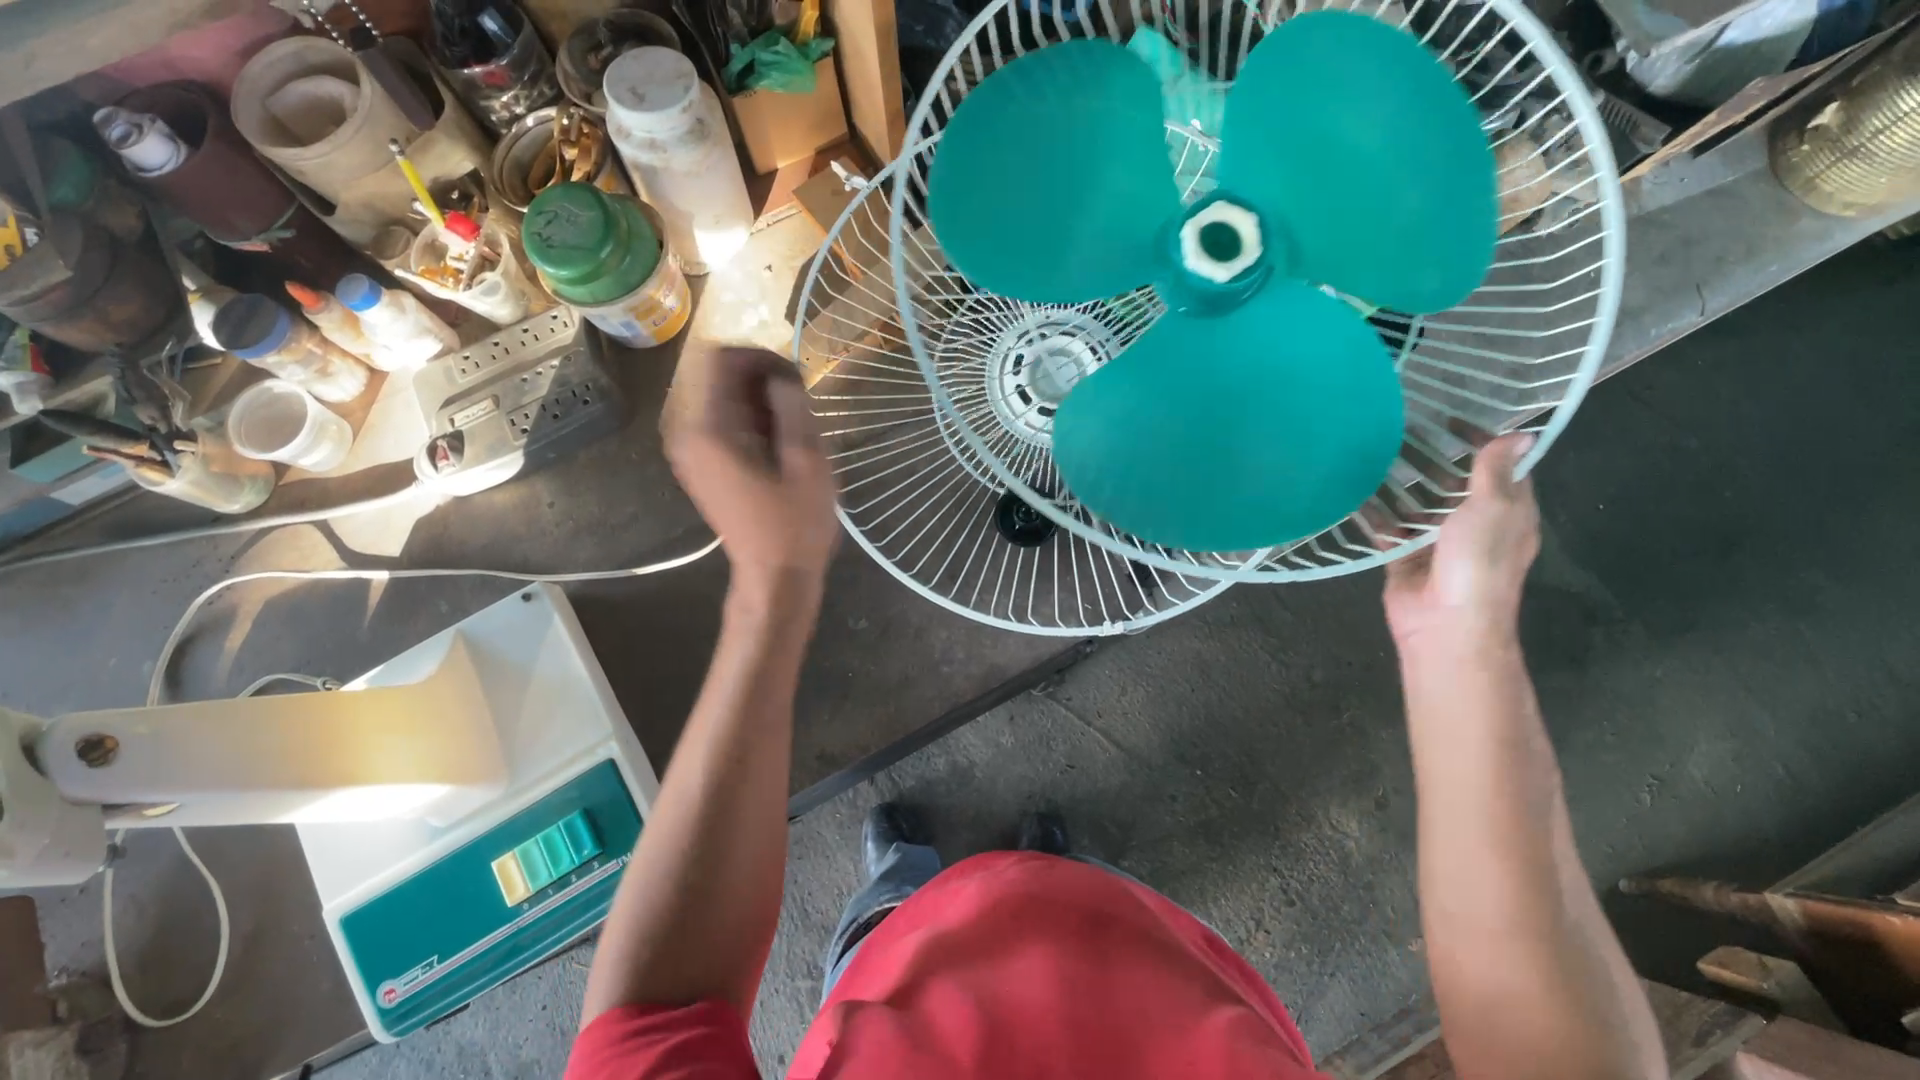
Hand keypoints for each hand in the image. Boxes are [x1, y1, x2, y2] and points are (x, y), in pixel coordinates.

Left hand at [667, 347, 837, 596]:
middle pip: (721, 376)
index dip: (762, 356)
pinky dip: (752, 422)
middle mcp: (688, 434)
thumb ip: (791, 406)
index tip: (796, 379)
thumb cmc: (795, 525)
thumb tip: (778, 373)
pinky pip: (724, 422)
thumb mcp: (807, 460)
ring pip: (725, 398)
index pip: (721, 358)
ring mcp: (690, 451)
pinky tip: (779, 446)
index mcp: (709, 429)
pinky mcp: (700, 465)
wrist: (774, 578)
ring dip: (762, 403)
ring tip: (794, 431)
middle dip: (764, 381)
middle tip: (802, 407)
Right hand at [1383, 433, 1540, 651]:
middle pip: (1451, 483)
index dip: (1480, 441)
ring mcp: (1436, 542)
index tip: (1449, 419)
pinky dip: (1370, 512)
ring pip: (1416, 504)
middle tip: (1399, 429)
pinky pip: (1386, 528)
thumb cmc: (1479, 561)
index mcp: (1506, 511)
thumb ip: (1495, 470)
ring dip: (1397, 481)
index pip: (1498, 467)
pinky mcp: (1403, 557)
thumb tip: (1521, 432)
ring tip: (1372, 451)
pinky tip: (1351, 490)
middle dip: (1430, 458)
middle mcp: (1473, 524)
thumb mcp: (1494, 507)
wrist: (1446, 623)